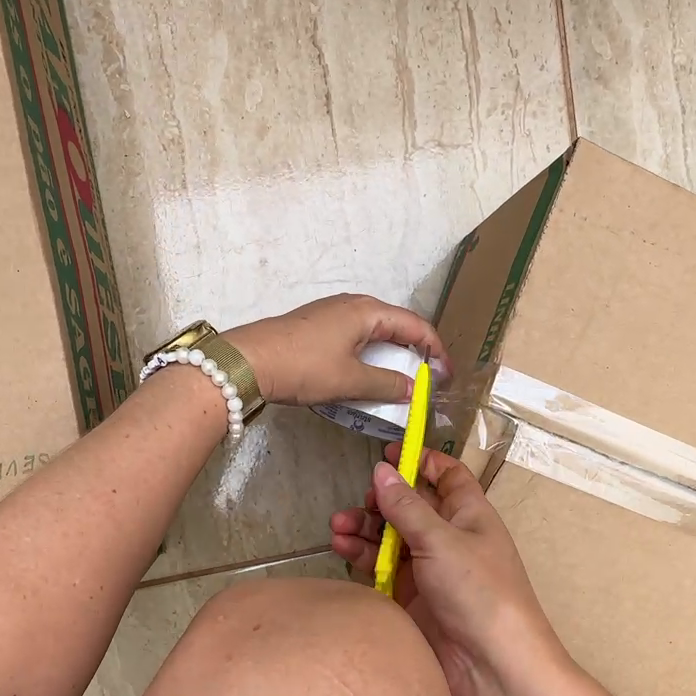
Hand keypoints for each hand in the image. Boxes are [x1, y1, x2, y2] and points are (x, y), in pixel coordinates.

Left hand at [223, 294, 447, 406]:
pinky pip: (355, 340)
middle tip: (428, 381)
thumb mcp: (351, 380)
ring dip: (391, 357)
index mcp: (368, 311)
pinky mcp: (317, 329)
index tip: (446, 376)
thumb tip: (414, 389)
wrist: (248, 362)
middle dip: (415, 353)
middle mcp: (353, 305)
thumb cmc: (304, 367)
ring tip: (402, 382)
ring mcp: (332, 315)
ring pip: (374, 333)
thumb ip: (388, 384)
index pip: (416, 326)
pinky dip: (370, 357)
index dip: (436, 351)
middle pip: (396, 326)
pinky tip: (368, 377)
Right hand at [329, 446, 567, 695]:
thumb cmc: (479, 591)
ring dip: (365, 530)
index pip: (447, 476)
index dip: (421, 461)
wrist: (491, 666)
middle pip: (410, 507)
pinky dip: (362, 558)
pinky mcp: (411, 599)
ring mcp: (429, 570)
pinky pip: (382, 569)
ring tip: (337, 528)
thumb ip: (407, 508)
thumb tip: (382, 472)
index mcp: (469, 515)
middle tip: (361, 505)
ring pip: (391, 538)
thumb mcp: (442, 541)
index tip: (388, 453)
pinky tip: (342, 550)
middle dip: (382, 501)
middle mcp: (449, 539)